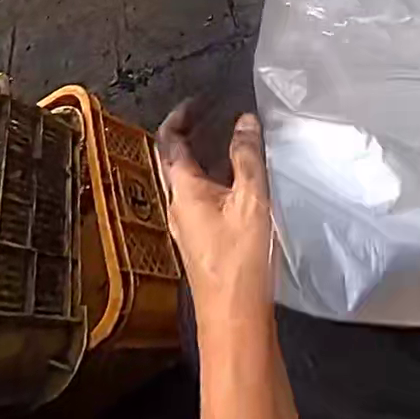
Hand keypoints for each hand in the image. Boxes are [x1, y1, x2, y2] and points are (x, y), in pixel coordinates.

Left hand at [158, 102, 276, 322]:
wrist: (235, 318)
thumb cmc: (240, 256)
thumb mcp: (250, 199)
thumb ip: (247, 156)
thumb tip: (244, 119)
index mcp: (183, 191)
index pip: (169, 142)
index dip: (180, 116)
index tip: (199, 100)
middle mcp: (178, 206)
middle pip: (176, 160)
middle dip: (192, 133)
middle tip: (215, 113)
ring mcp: (188, 225)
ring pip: (191, 180)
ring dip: (206, 155)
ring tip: (232, 139)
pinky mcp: (202, 240)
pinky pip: (203, 197)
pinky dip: (217, 177)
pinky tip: (240, 180)